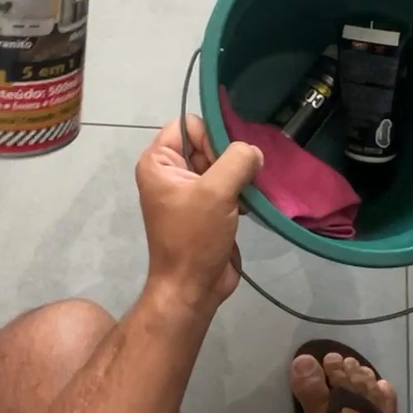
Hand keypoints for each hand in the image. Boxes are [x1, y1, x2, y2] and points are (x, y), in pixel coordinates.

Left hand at [133, 118, 263, 311]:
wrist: (194, 288)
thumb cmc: (195, 238)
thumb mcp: (216, 192)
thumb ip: (237, 160)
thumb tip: (254, 152)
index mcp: (159, 162)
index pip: (189, 124)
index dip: (211, 137)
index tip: (223, 163)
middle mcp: (171, 171)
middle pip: (208, 142)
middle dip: (229, 157)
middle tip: (240, 180)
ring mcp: (190, 190)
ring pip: (222, 163)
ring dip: (239, 175)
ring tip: (246, 193)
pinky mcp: (208, 206)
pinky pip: (228, 183)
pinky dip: (242, 189)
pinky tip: (249, 203)